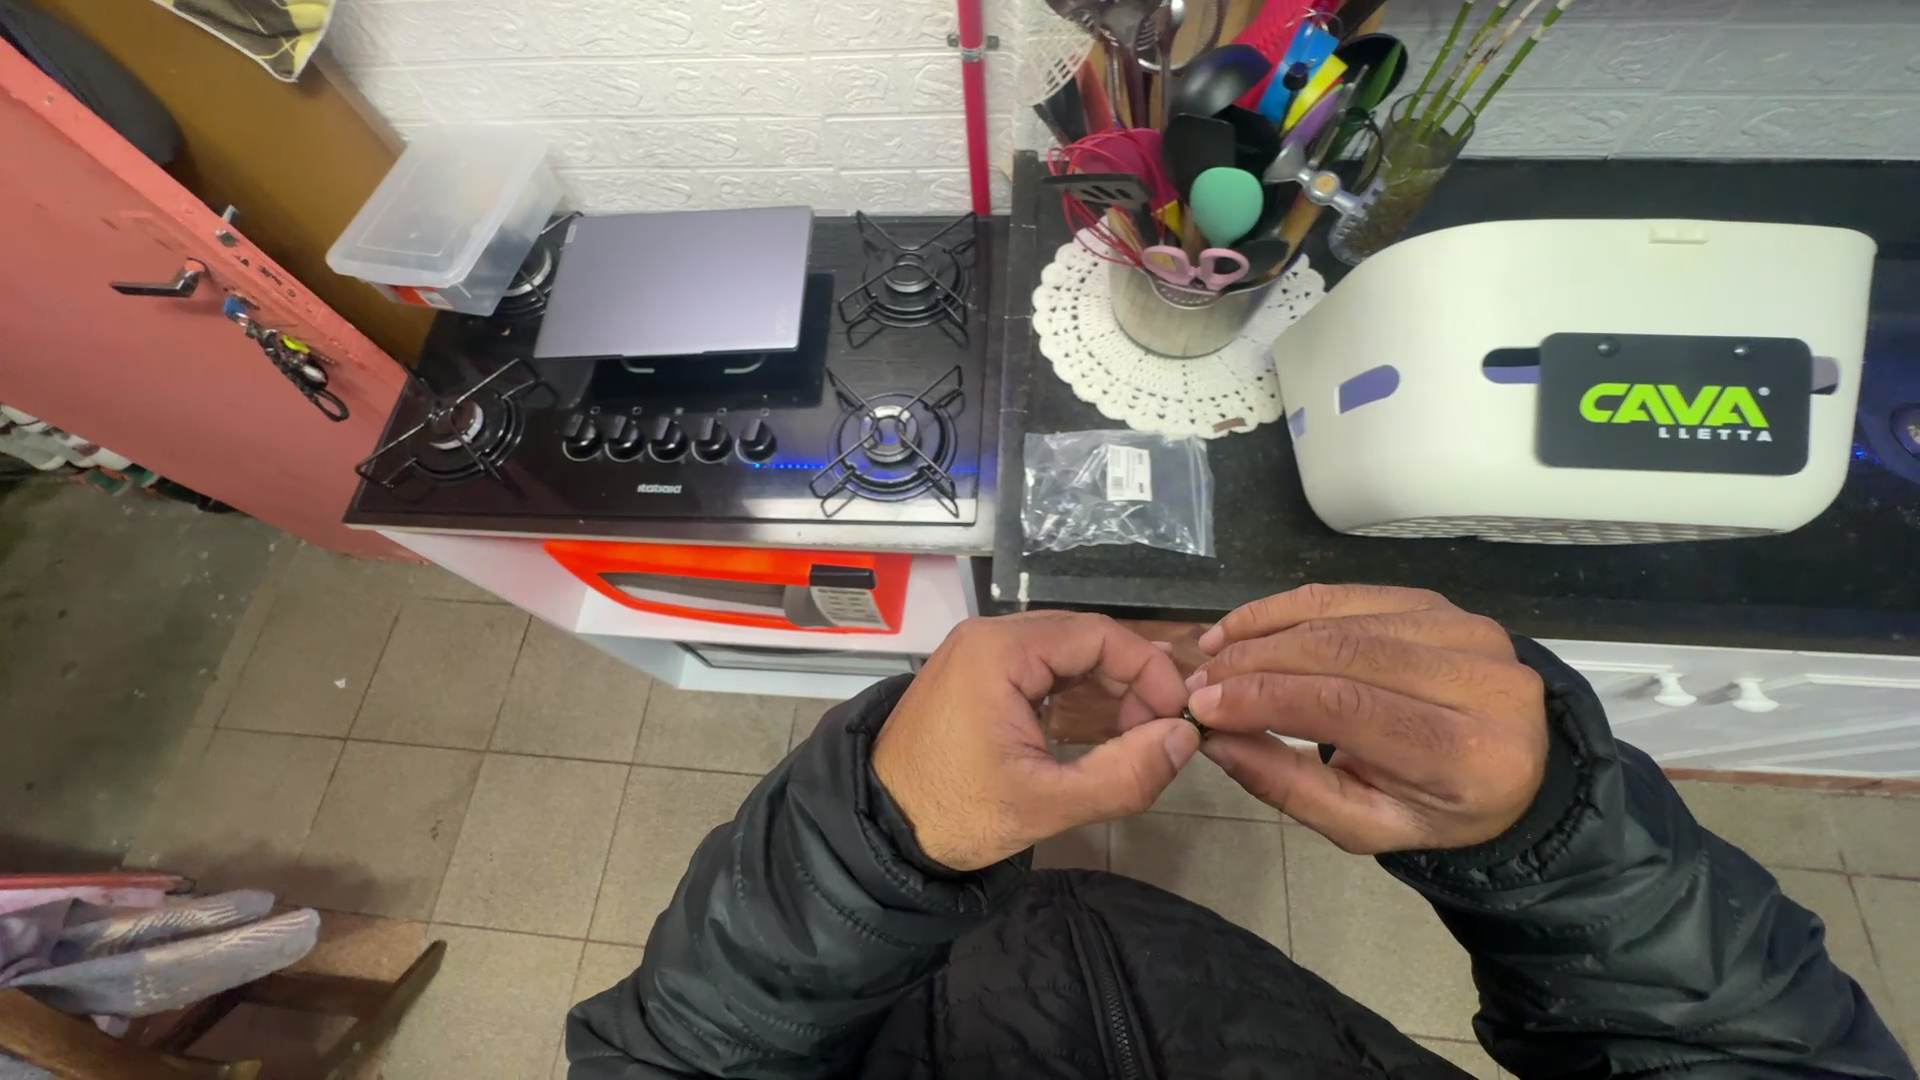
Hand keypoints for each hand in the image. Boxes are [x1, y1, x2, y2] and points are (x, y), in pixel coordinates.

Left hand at [873, 612, 1200, 870]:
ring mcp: (978, 651)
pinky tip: (1098, 726)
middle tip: (1158, 732)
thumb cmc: (956, 813)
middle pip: (1082, 638)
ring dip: (1105, 687)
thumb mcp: (1047, 803)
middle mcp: (988, 635)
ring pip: (1063, 652)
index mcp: (1000, 650)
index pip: (1098, 634)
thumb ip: (1124, 774)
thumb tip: (1184, 739)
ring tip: (1135, 734)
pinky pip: (1039, 667)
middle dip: (1130, 681)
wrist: (880, 828)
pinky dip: (1074, 692)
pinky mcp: (976, 672)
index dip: (1149, 670)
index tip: (1179, 716)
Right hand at [1184, 585, 1548, 854]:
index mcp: (1469, 753)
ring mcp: (1463, 630)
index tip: (1202, 705)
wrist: (1509, 772)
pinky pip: (1342, 595)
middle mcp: (1479, 679)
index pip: (1344, 706)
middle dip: (1252, 662)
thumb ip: (1287, 785)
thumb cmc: (1431, 808)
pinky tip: (1243, 626)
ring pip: (1334, 618)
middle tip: (1200, 681)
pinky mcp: (1438, 603)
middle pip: (1337, 651)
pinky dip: (1282, 608)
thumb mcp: (1361, 824)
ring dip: (1259, 631)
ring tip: (1213, 653)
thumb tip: (1213, 737)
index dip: (1263, 697)